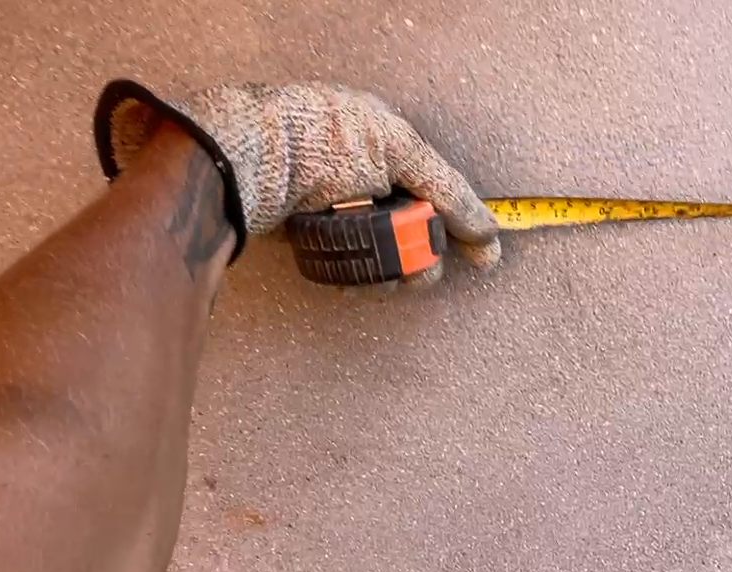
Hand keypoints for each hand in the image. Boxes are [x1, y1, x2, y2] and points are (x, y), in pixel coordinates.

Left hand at [96, 79, 500, 281]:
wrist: (243, 159)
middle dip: (422, 256)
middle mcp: (367, 177)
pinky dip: (359, 274)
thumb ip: (445, 189)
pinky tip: (350, 270)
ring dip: (390, 271)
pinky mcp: (317, 236)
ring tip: (377, 270)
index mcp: (387, 143)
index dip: (467, 224)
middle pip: (418, 234)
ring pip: (388, 257)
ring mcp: (342, 209)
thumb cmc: (315, 138)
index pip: (441, 190)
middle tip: (417, 267)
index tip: (486, 256)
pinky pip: (355, 266)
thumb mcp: (394, 149)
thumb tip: (487, 232)